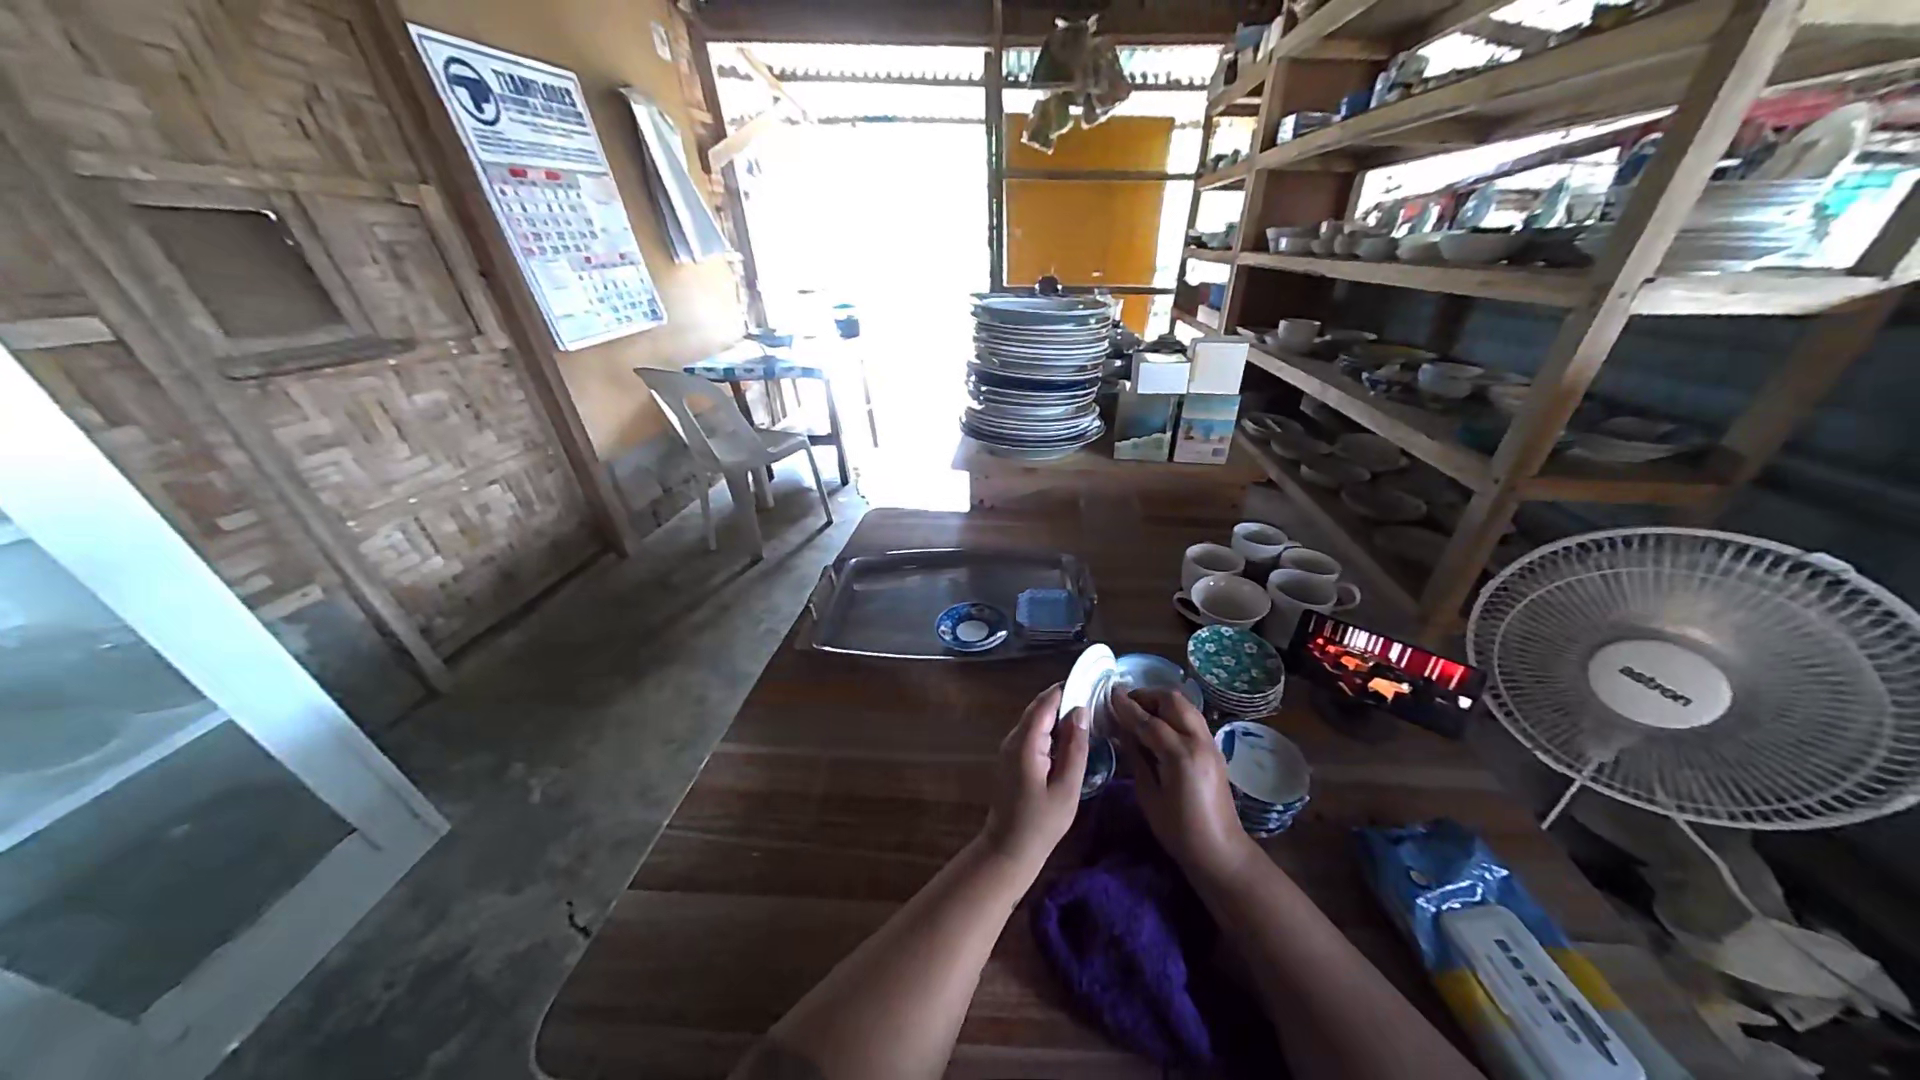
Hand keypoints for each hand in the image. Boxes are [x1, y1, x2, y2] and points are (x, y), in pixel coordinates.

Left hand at [982, 683, 1088, 869]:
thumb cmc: (1041, 823)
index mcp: (1025, 743)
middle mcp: (1013, 739)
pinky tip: (1070, 739)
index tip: (1091, 682)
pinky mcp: (1012, 759)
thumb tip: (1081, 711)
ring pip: (1035, 721)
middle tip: (1095, 699)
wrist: (1008, 849)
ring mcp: (1009, 749)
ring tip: (1088, 717)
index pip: (1045, 703)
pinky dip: (1050, 730)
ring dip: (1058, 716)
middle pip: (1039, 708)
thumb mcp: (1067, 787)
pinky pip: (1032, 734)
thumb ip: (1075, 748)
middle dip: (1064, 700)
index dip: (1066, 689)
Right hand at [1109, 687, 1256, 877]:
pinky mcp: (1214, 749)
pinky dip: (1173, 714)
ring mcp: (1210, 744)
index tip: (1109, 694)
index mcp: (1180, 755)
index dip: (1127, 707)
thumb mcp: (1148, 795)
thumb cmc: (1178, 830)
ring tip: (1140, 712)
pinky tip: (1157, 727)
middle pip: (1173, 701)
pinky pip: (1191, 719)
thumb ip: (1136, 757)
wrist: (1220, 851)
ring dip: (1161, 703)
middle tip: (1126, 704)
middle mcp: (1199, 742)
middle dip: (1147, 696)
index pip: (1148, 721)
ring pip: (1185, 706)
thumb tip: (1122, 730)